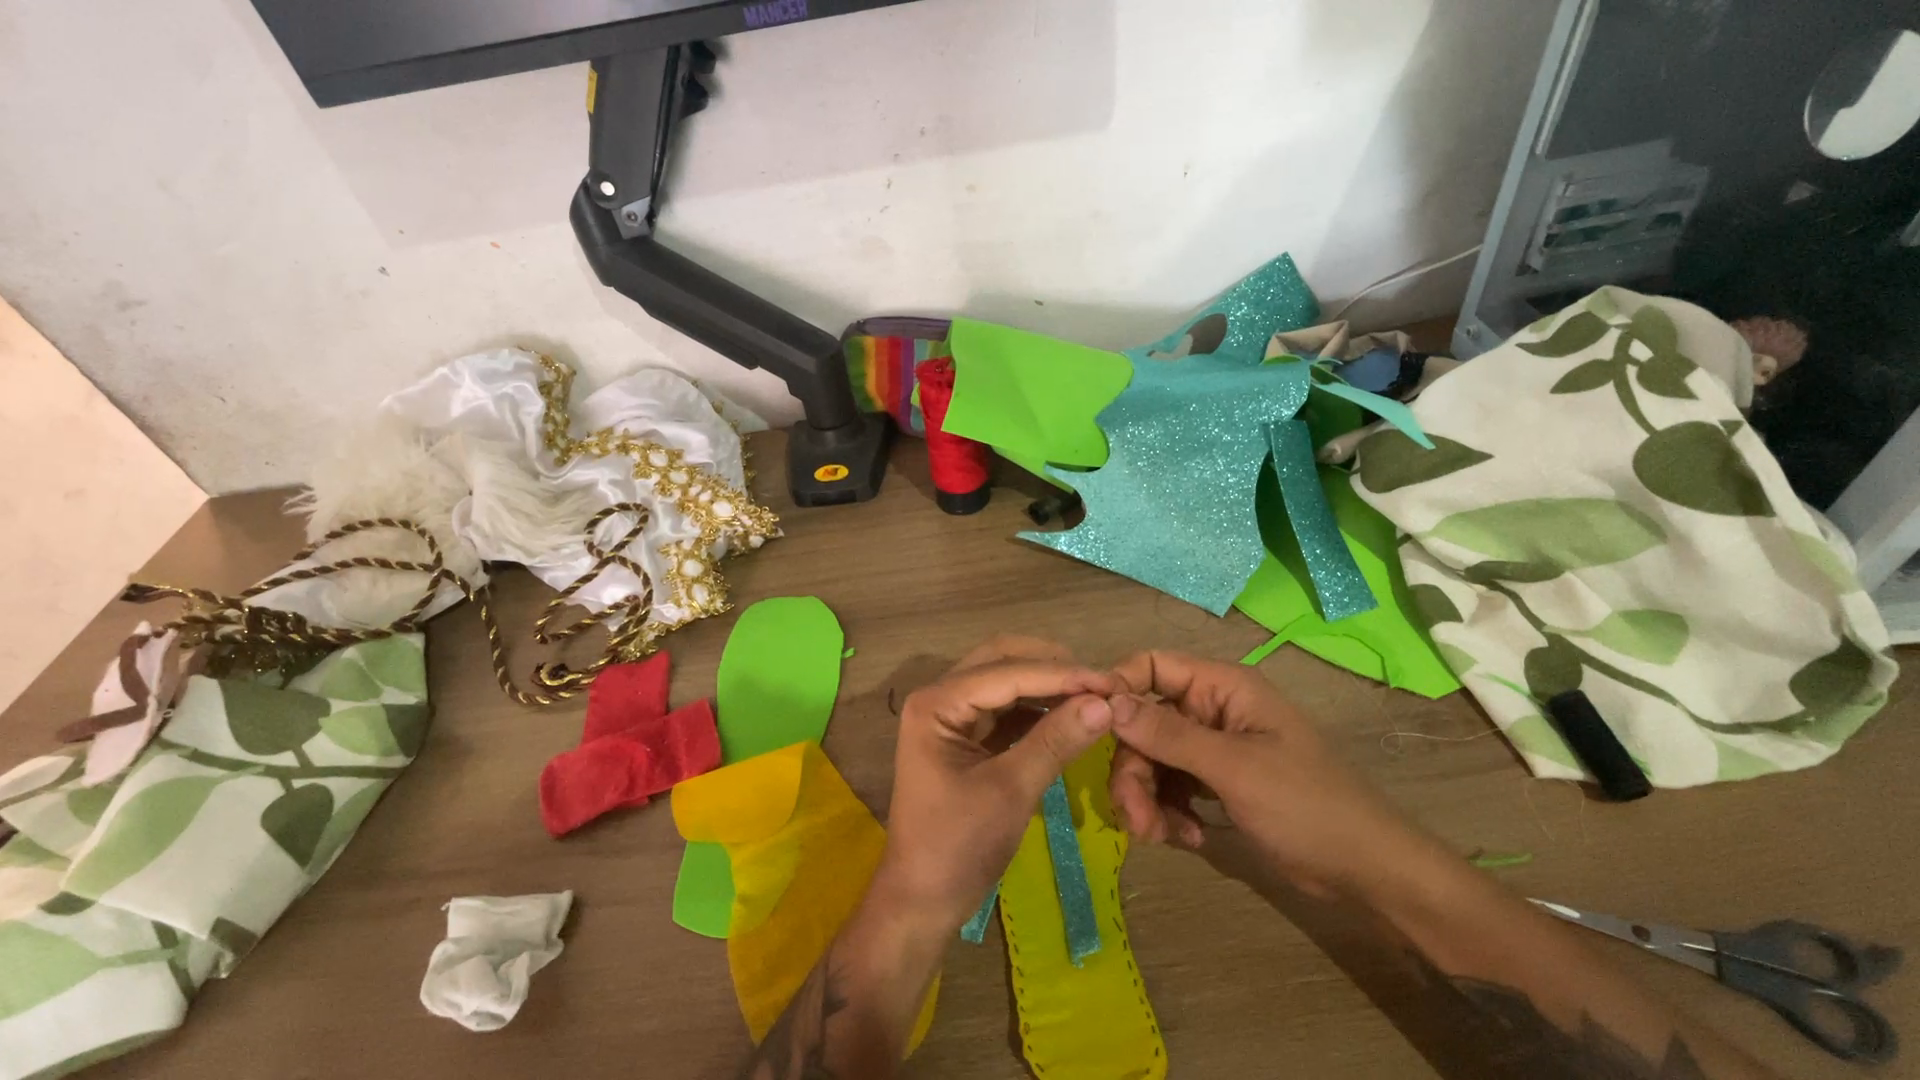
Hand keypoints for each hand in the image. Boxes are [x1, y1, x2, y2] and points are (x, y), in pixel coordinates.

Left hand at [874, 636, 1115, 933]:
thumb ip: (1055, 742)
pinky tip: (1071, 717)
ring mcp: (950, 718)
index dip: (1061, 674)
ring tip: (1095, 699)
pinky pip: (1006, 710)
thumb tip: (1106, 704)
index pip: (1006, 671)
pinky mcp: (965, 739)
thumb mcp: (1010, 791)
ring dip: (1048, 687)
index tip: (1112, 682)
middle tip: (1103, 685)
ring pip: (1005, 682)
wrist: (922, 901)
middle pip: (1002, 662)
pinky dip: (1038, 710)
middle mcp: (939, 699)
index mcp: (937, 704)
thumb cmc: (957, 847)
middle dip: (1052, 668)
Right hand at [1107, 650, 1431, 899]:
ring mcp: (1214, 749)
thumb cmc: (1306, 806)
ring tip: (1159, 837)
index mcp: (1223, 688)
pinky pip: (1171, 787)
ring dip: (1147, 799)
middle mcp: (1213, 711)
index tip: (1085, 724)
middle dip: (1133, 771)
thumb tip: (1107, 702)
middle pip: (1144, 724)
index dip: (1116, 688)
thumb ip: (1169, 735)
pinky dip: (1168, 812)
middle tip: (1134, 818)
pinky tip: (1187, 839)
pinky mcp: (1216, 784)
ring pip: (1152, 760)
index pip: (1153, 667)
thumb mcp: (1233, 769)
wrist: (1364, 869)